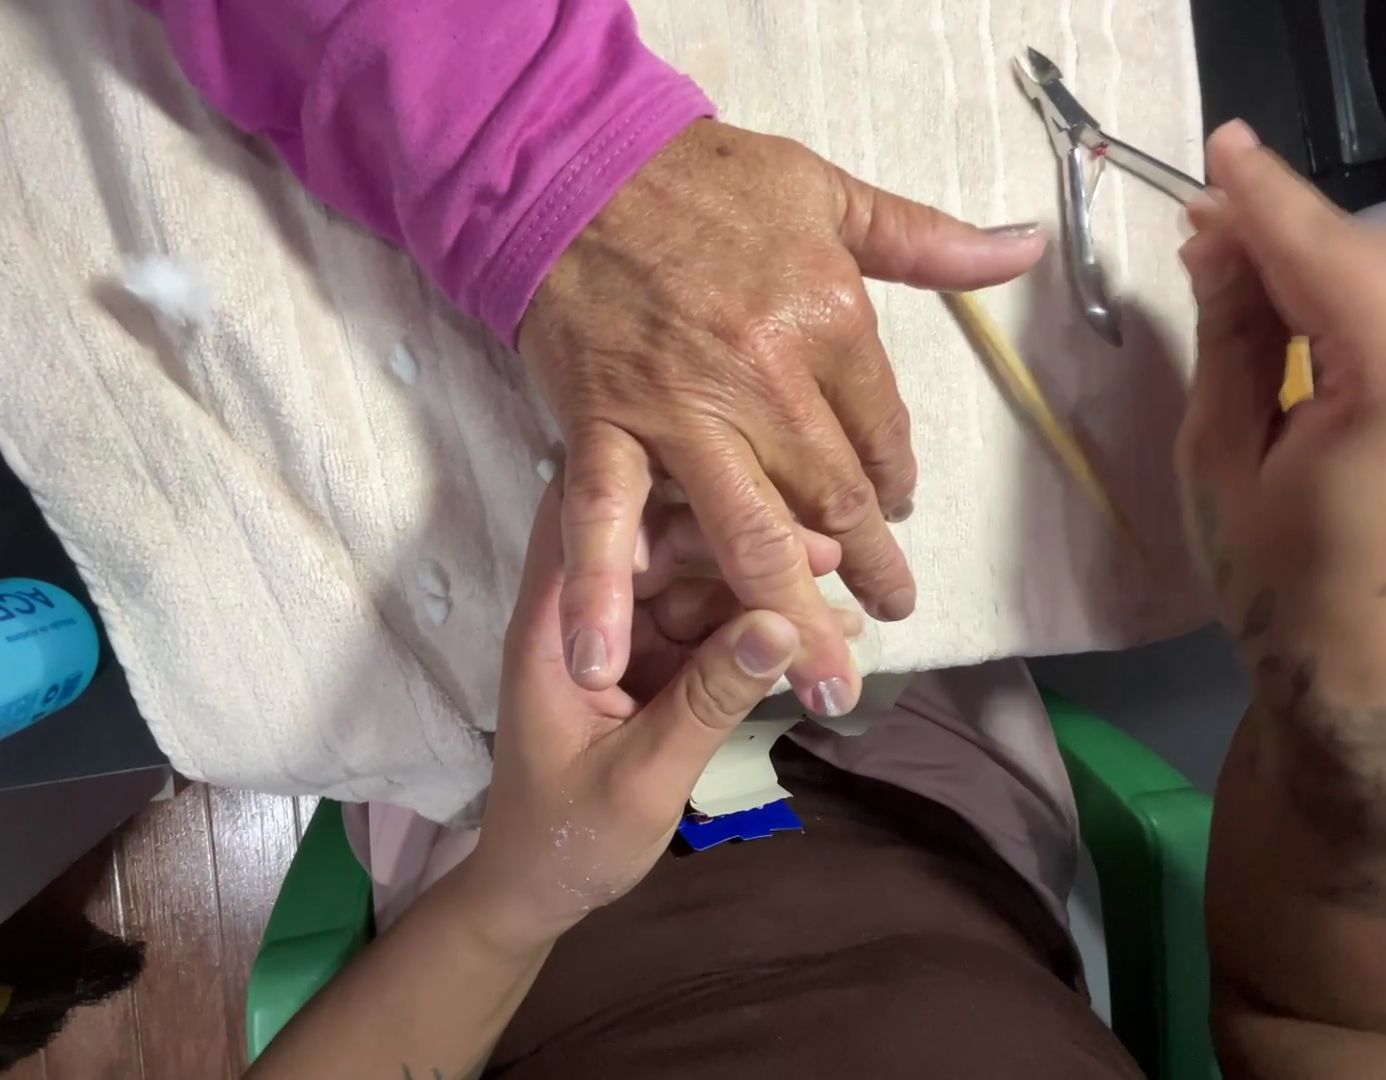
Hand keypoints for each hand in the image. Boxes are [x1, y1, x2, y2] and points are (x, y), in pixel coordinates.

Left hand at [454, 478, 852, 950]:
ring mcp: (622, 641)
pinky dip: (754, 640)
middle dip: (738, 551)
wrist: (543, 891)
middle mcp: (587, 619)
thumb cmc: (569, 836)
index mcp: (556, 629)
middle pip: (659, 553)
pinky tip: (813, 641)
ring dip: (761, 598)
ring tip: (842, 601)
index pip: (578, 520)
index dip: (641, 479)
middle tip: (828, 552)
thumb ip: (711, 698)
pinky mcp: (649, 667)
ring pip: (694, 593)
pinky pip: (706, 637)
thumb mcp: (645, 774)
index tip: (724, 462)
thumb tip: (786, 622)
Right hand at [520, 118, 1046, 716]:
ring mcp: (678, 415)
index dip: (891, 491)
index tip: (889, 521)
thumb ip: (925, 239)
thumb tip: (1022, 246)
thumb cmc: (706, 183)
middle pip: (831, 505)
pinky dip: (599, 592)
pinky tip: (599, 663)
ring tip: (817, 688)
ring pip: (745, 534)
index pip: (880, 437)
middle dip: (863, 577)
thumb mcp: (829, 193)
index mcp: (825, 323)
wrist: (580, 169)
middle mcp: (762, 382)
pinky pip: (604, 520)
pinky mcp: (603, 429)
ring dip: (785, 620)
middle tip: (885, 630)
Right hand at [1176, 121, 1385, 688]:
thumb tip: (1217, 246)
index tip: (1222, 146)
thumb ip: (1233, 337)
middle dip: (1293, 241)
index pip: (1331, 255)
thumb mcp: (1219, 453)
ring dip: (1341, 271)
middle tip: (1209, 240)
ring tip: (1260, 288)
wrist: (1371, 656)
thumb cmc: (1269, 567)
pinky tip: (1337, 322)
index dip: (1265, 199)